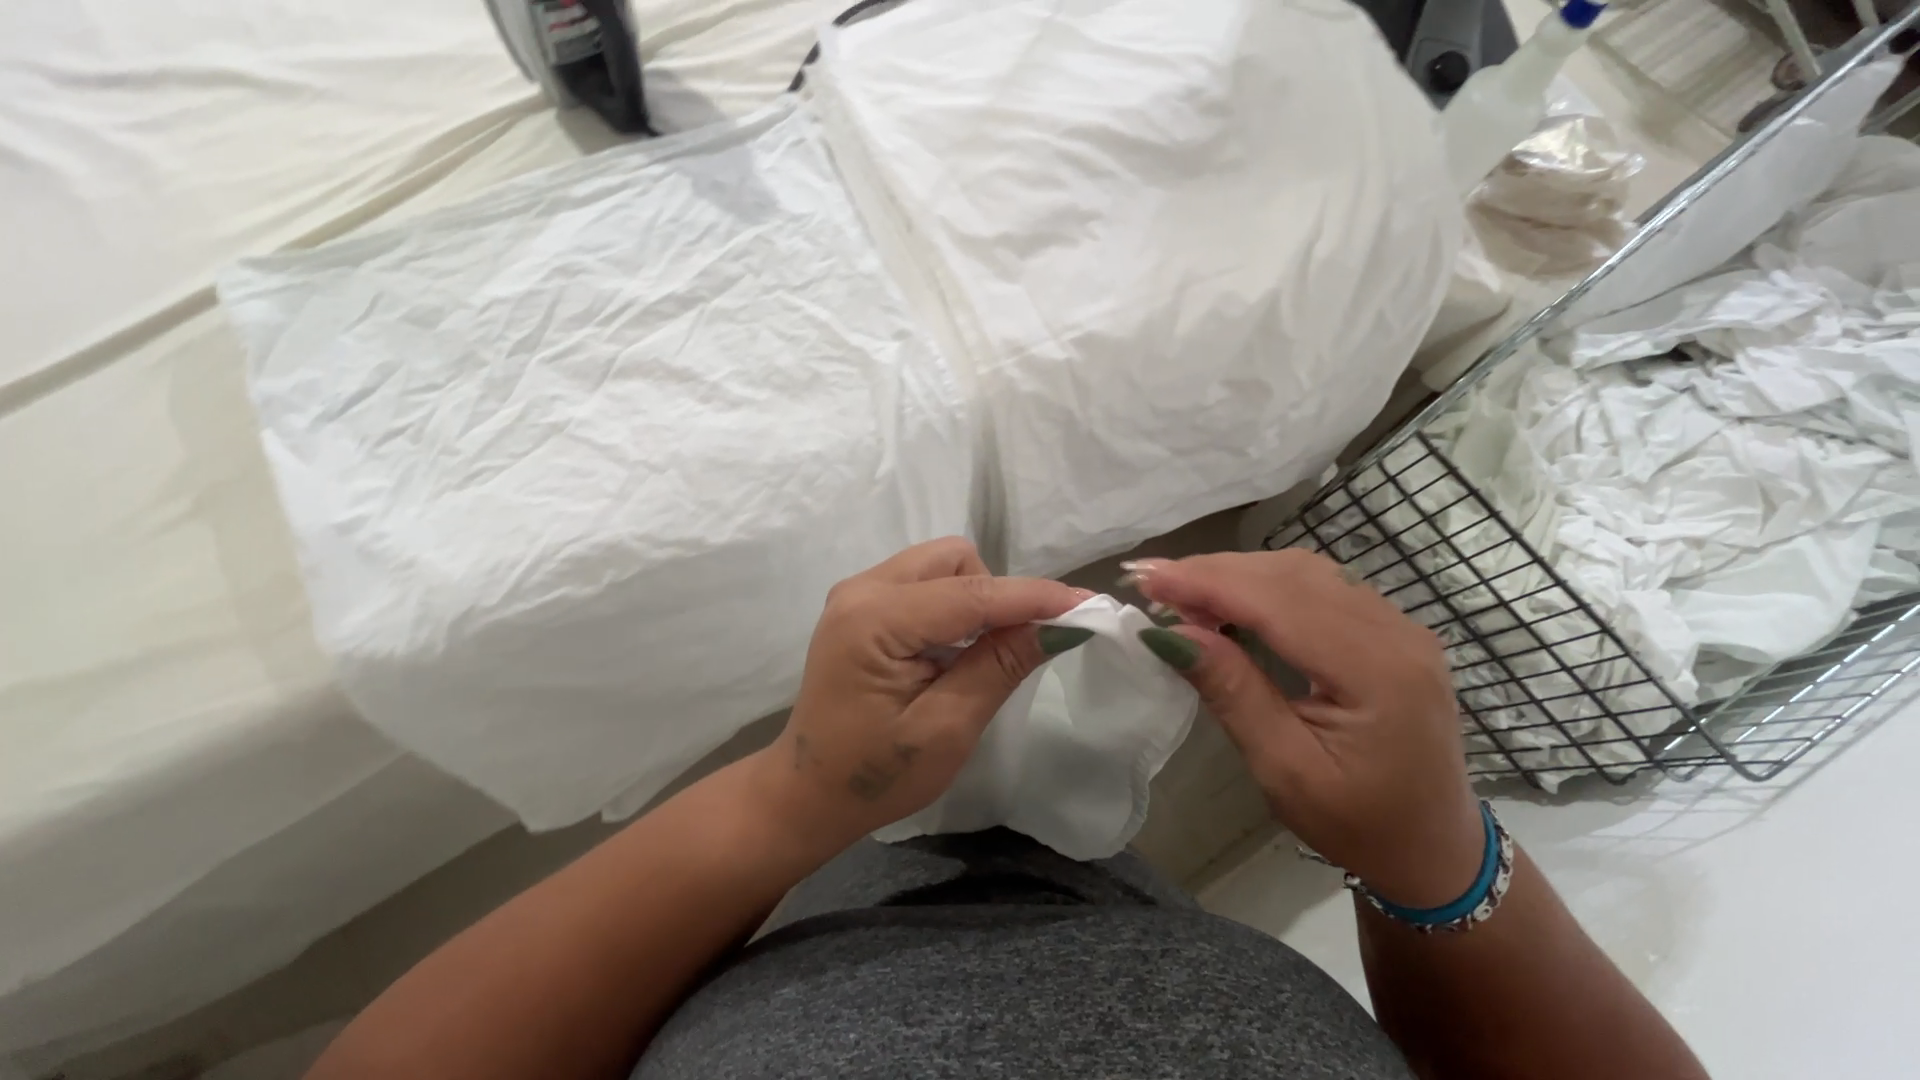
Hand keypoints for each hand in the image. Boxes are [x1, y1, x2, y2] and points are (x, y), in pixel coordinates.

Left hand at [750, 538, 1089, 850]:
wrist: (809, 793)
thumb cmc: (877, 775)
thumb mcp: (947, 728)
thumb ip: (1001, 665)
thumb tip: (1060, 625)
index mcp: (875, 619)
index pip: (973, 593)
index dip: (1035, 598)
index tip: (1091, 605)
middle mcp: (862, 589)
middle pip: (954, 560)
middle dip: (996, 595)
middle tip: (1010, 650)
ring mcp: (857, 594)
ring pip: (941, 566)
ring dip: (975, 600)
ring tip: (975, 658)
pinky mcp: (861, 606)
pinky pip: (924, 583)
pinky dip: (952, 608)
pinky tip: (950, 653)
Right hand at [1129, 550, 1482, 907]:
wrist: (1434, 848)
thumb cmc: (1357, 824)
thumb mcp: (1285, 769)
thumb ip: (1233, 693)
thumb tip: (1171, 634)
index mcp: (1377, 672)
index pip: (1278, 602)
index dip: (1207, 584)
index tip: (1145, 579)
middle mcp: (1396, 633)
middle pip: (1292, 575)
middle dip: (1215, 572)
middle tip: (1151, 583)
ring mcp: (1400, 626)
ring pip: (1305, 572)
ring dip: (1238, 574)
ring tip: (1181, 594)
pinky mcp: (1393, 630)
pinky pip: (1322, 585)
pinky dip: (1266, 584)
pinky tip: (1231, 602)